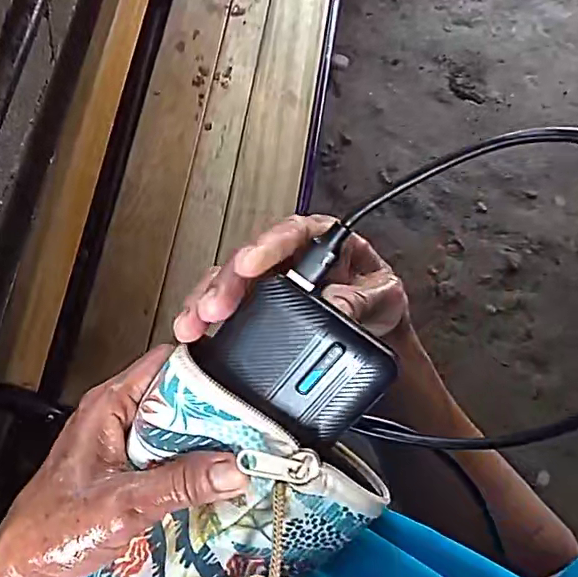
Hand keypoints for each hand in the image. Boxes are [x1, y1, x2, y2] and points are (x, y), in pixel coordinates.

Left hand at [0, 345, 250, 576]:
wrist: (26, 572)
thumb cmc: (53, 531)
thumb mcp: (125, 504)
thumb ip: (180, 483)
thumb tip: (233, 468)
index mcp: (108, 405)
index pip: (164, 364)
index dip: (203, 369)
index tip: (241, 388)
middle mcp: (116, 418)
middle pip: (175, 398)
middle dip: (213, 413)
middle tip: (253, 432)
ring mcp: (122, 446)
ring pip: (174, 431)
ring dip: (205, 445)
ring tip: (243, 459)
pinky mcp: (127, 473)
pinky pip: (168, 459)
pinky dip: (191, 469)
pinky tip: (214, 487)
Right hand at [171, 214, 410, 341]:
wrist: (379, 342)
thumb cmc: (378, 308)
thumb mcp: (383, 298)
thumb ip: (362, 298)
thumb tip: (336, 302)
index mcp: (321, 243)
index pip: (291, 234)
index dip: (266, 246)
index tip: (251, 262)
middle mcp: (287, 260)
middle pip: (246, 260)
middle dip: (226, 283)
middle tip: (215, 305)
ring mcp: (266, 284)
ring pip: (226, 282)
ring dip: (205, 302)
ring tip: (194, 322)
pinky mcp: (252, 309)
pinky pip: (221, 307)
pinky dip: (203, 320)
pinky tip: (194, 332)